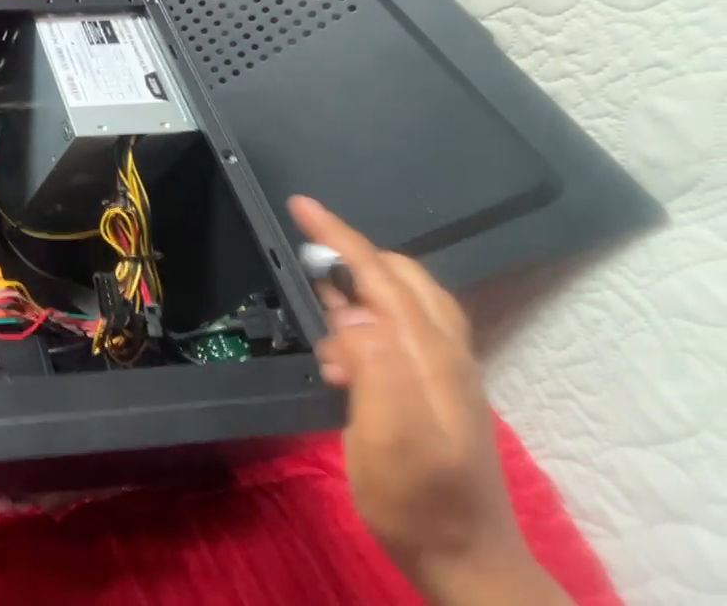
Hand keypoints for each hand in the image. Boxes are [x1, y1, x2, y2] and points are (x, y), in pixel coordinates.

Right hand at [290, 197, 566, 605]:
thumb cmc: (415, 496)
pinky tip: (340, 333)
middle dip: (350, 250)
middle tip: (299, 244)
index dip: (339, 237)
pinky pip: (399, 326)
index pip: (380, 276)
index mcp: (428, 355)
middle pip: (400, 278)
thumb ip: (375, 365)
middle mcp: (442, 353)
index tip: (299, 206)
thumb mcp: (388, 434)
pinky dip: (365, 310)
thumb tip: (348, 309)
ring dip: (358, 278)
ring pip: (404, 299)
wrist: (461, 556)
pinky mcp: (432, 389)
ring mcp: (442, 372)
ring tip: (313, 281)